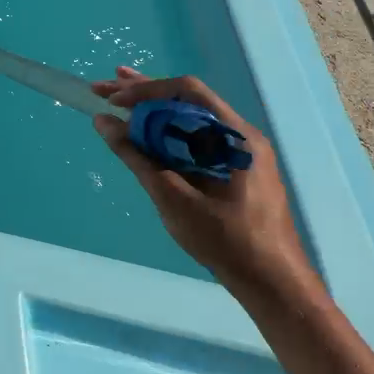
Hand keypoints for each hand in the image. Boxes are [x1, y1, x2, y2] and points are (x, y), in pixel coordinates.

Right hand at [91, 67, 310, 290]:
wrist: (273, 284)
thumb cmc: (226, 238)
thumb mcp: (172, 195)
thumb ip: (136, 155)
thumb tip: (101, 120)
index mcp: (237, 139)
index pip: (187, 92)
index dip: (145, 90)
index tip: (112, 101)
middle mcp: (241, 139)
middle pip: (187, 100)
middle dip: (141, 93)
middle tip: (100, 89)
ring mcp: (239, 154)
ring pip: (189, 117)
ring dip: (150, 108)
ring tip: (114, 97)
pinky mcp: (232, 169)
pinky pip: (194, 136)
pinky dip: (163, 128)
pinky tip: (141, 128)